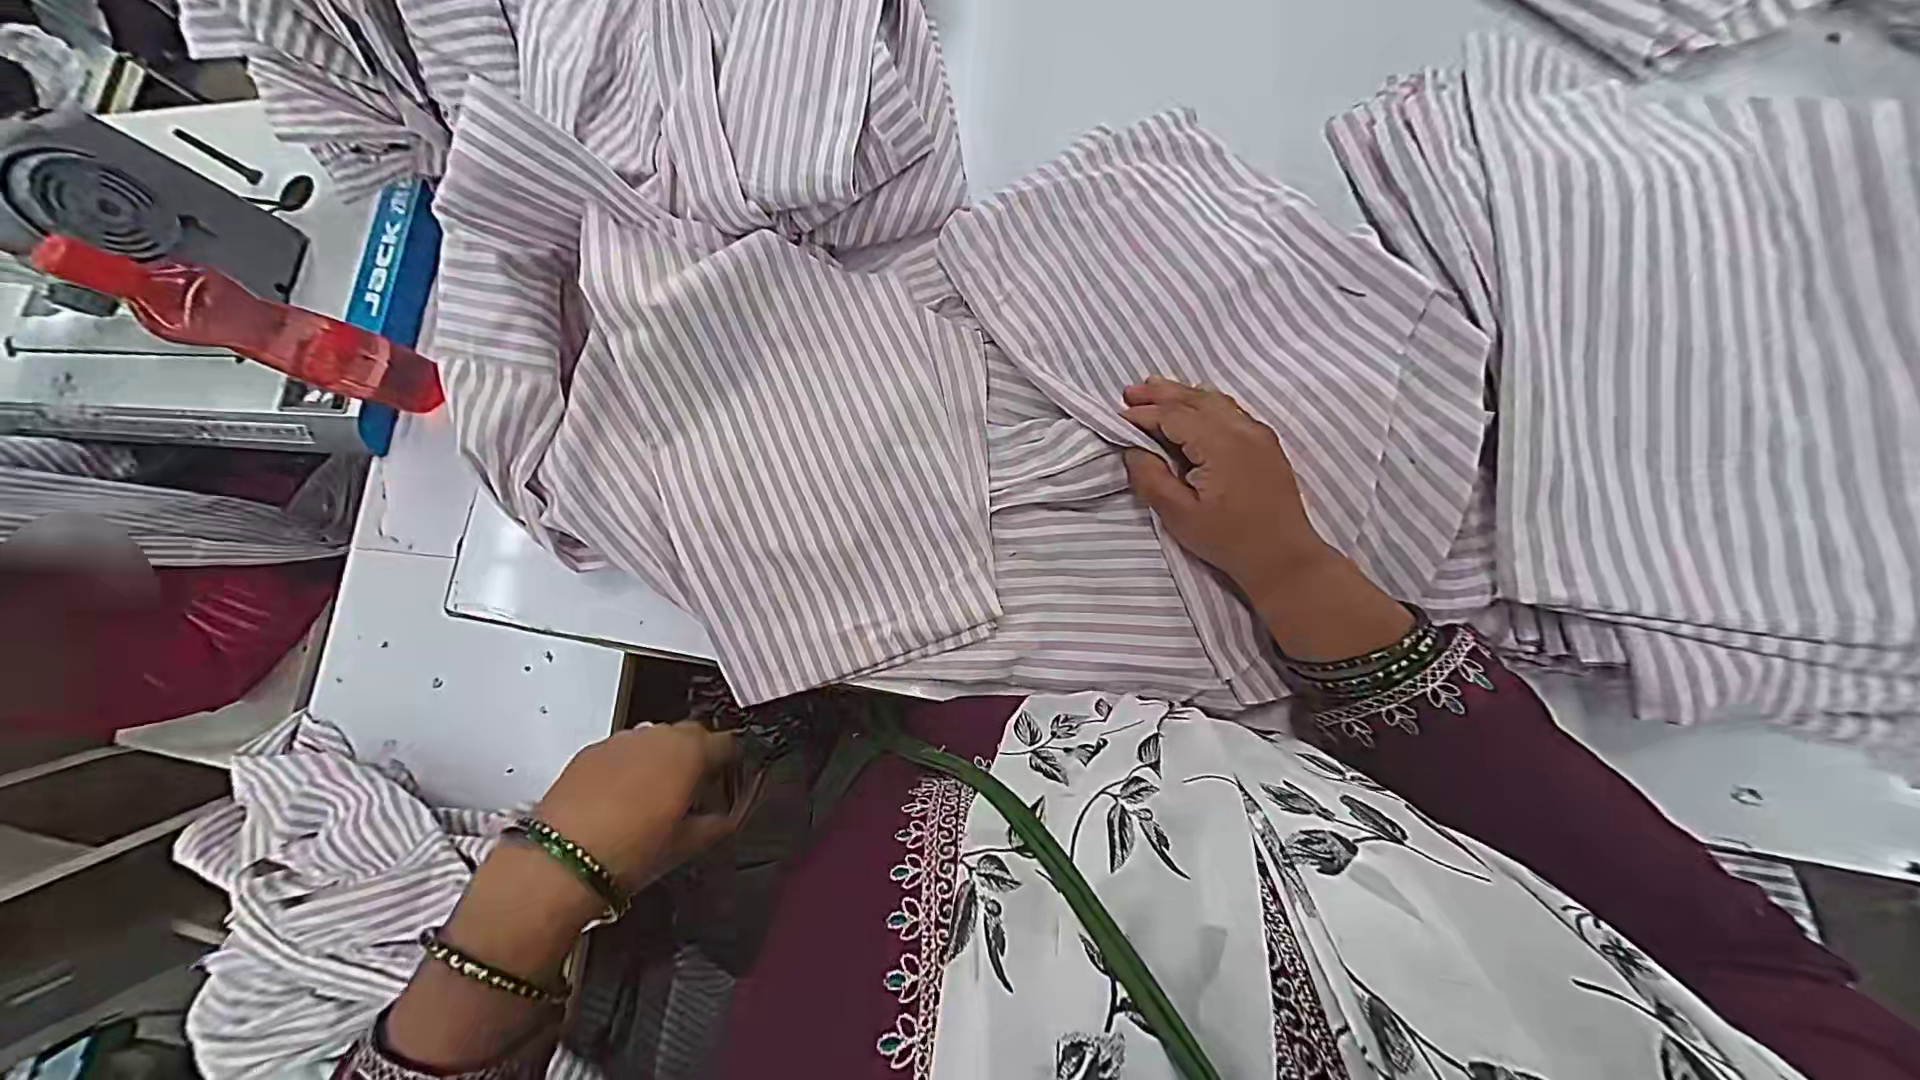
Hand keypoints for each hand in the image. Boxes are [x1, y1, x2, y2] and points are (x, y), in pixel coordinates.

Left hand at [536, 722, 754, 890]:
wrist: (559, 865)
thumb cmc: (625, 852)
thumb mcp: (688, 844)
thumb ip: (718, 823)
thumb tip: (725, 818)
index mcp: (691, 751)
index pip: (729, 743)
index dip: (732, 763)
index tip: (727, 780)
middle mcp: (659, 736)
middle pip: (692, 736)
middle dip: (696, 759)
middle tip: (691, 794)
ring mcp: (623, 741)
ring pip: (656, 741)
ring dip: (661, 761)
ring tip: (652, 801)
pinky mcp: (591, 752)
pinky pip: (623, 751)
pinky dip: (628, 768)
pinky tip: (621, 801)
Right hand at [1120, 376, 1412, 660]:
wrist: (1282, 557)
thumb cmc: (1227, 539)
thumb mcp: (1178, 515)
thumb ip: (1151, 478)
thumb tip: (1134, 451)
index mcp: (1220, 444)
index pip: (1174, 416)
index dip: (1144, 414)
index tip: (1118, 416)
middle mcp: (1242, 429)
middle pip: (1195, 400)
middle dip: (1160, 394)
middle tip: (1129, 392)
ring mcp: (1258, 434)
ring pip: (1215, 401)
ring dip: (1182, 394)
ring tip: (1154, 388)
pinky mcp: (1265, 444)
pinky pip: (1230, 410)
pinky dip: (1204, 403)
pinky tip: (1193, 407)